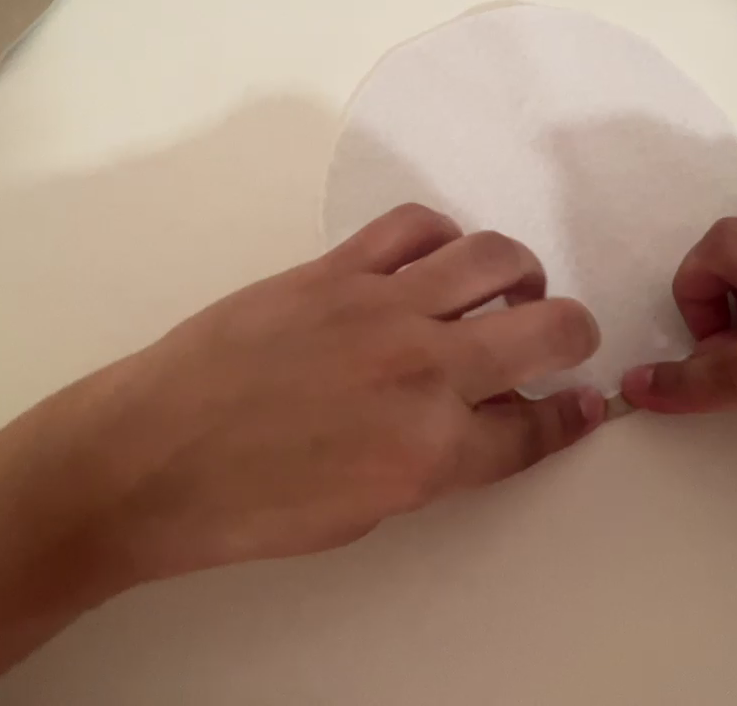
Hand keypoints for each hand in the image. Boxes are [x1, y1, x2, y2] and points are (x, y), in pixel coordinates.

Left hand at [50, 204, 604, 584]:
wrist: (149, 456)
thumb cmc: (253, 506)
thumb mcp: (367, 510)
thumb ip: (445, 460)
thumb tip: (497, 418)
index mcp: (431, 451)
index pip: (536, 427)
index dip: (571, 416)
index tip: (586, 403)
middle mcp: (424, 368)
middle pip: (548, 330)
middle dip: (576, 336)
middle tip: (564, 338)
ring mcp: (381, 306)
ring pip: (493, 257)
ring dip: (521, 274)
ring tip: (507, 288)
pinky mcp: (336, 266)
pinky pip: (414, 225)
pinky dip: (444, 237)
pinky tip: (437, 259)